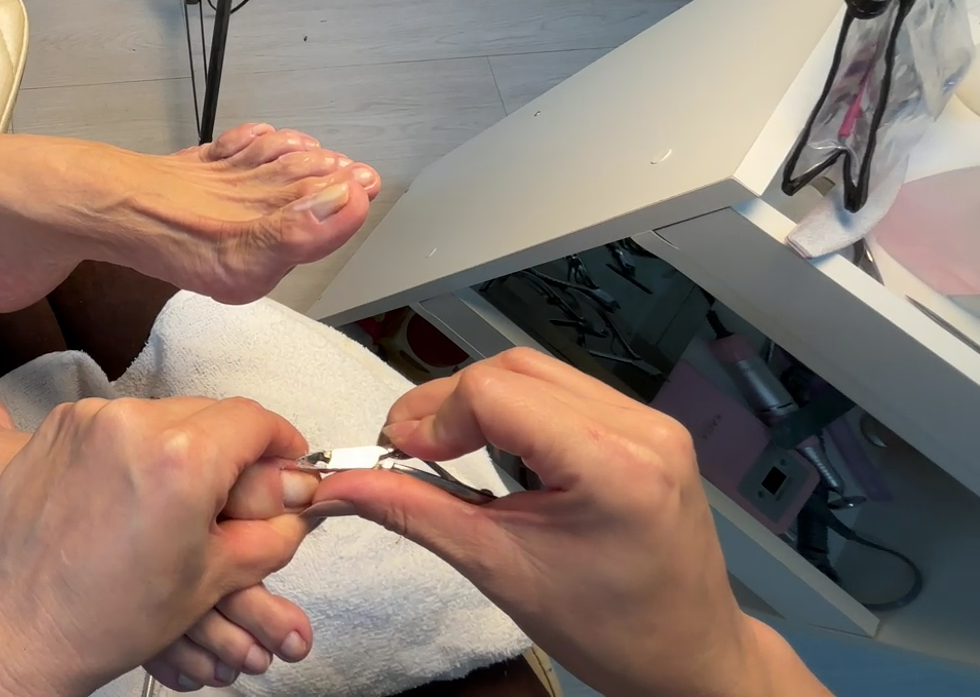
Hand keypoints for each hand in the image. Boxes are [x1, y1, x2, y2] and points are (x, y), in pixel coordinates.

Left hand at [0, 396, 315, 696]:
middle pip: (209, 413)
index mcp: (181, 458)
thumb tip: (301, 491)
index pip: (253, 419)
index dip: (280, 442)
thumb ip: (270, 529)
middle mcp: (134, 420)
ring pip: (164, 414)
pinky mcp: (62, 421)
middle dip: (232, 447)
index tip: (287, 466)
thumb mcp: (212, 578)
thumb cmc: (114, 612)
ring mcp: (91, 415)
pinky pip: (119, 420)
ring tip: (177, 497)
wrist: (17, 618)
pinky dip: (136, 445)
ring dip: (183, 445)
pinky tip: (131, 489)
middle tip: (236, 495)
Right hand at [304, 348, 830, 696]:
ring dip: (471, 396)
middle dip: (444, 403)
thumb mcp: (494, 567)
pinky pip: (550, 383)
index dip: (435, 416)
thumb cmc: (604, 627)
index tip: (404, 454)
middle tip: (411, 447)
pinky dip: (505, 401)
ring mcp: (646, 420)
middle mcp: (639, 428)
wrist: (690, 659)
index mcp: (614, 466)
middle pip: (503, 372)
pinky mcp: (639, 422)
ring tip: (446, 441)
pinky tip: (493, 437)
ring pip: (523, 368)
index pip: (493, 393)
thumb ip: (410, 509)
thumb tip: (337, 484)